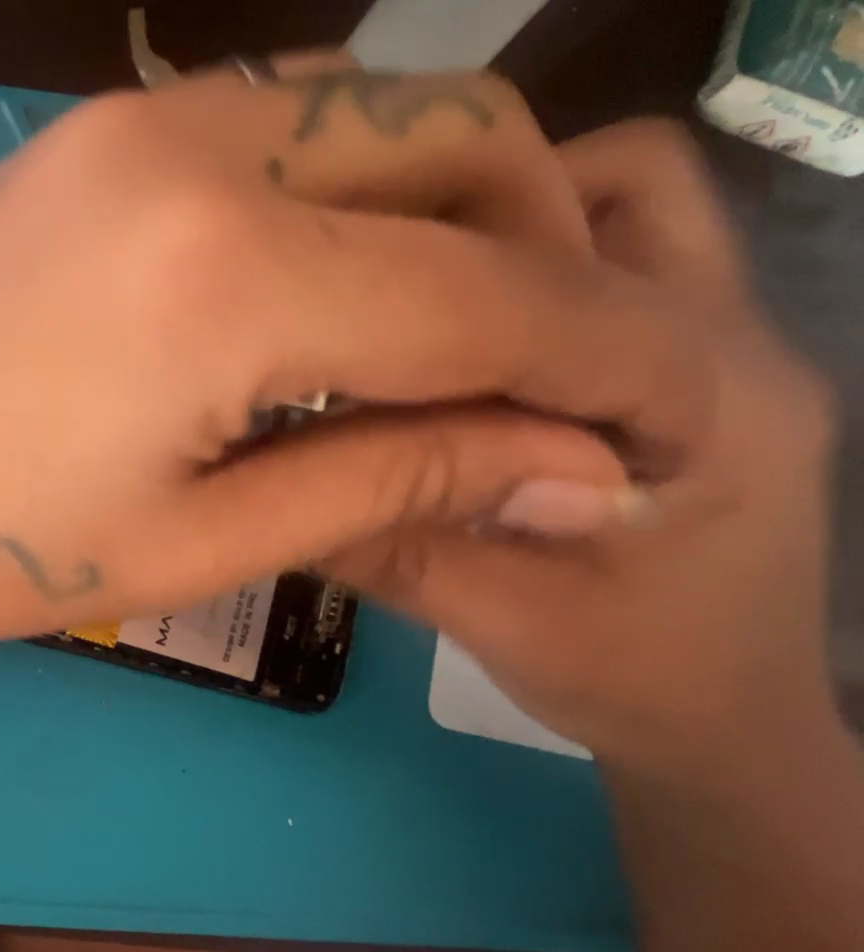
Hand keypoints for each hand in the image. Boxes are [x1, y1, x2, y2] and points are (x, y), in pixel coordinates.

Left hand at [0, 69, 710, 674]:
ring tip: (426, 342)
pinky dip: (324, 196)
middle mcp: (186, 148)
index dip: (598, 360)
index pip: (493, 290)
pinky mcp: (70, 143)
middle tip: (525, 376)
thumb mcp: (200, 540)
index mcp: (228, 271)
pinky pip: (255, 132)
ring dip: (430, 212)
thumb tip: (574, 467)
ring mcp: (115, 127)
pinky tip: (305, 295)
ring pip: (356, 117)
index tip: (645, 421)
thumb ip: (397, 476)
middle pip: (452, 146)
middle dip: (531, 251)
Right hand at [331, 121, 837, 763]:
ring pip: (615, 220)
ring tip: (398, 308)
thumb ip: (394, 546)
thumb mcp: (502, 620)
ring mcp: (702, 351)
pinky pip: (594, 281)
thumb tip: (261, 480)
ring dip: (503, 242)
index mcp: (716, 395)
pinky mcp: (659, 376)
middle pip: (626, 188)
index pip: (585, 270)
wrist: (718, 726)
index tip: (342, 300)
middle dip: (489, 205)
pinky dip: (510, 290)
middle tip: (373, 276)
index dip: (456, 273)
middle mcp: (727, 342)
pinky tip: (433, 358)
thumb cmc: (638, 679)